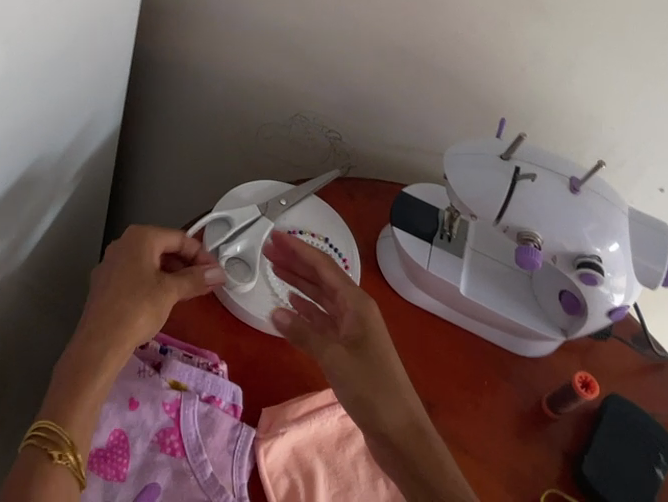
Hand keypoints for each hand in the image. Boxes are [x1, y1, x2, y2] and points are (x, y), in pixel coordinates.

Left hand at [74, 225, 226, 356]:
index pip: (179, 238)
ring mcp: (111, 262)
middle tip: (204, 283)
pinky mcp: (105, 282)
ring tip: (187, 293)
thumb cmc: (137, 309)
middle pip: (163, 247)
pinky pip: (135, 275)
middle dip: (186, 265)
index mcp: (140, 237)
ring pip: (149, 262)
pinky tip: (162, 300)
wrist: (100, 342)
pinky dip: (153, 282)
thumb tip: (217, 273)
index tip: (215, 272)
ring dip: (171, 274)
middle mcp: (123, 243)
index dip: (201, 255)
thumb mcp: (171, 292)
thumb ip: (195, 279)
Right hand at [266, 230, 475, 501]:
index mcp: (356, 304)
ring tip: (274, 269)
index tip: (274, 236)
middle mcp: (355, 310)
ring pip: (321, 297)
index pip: (323, 266)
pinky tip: (290, 303)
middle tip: (267, 249)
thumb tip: (275, 311)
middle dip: (295, 262)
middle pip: (322, 277)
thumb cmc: (371, 389)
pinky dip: (305, 309)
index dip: (298, 250)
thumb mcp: (334, 358)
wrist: (400, 431)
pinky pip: (322, 319)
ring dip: (298, 282)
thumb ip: (303, 332)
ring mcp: (352, 329)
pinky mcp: (347, 349)